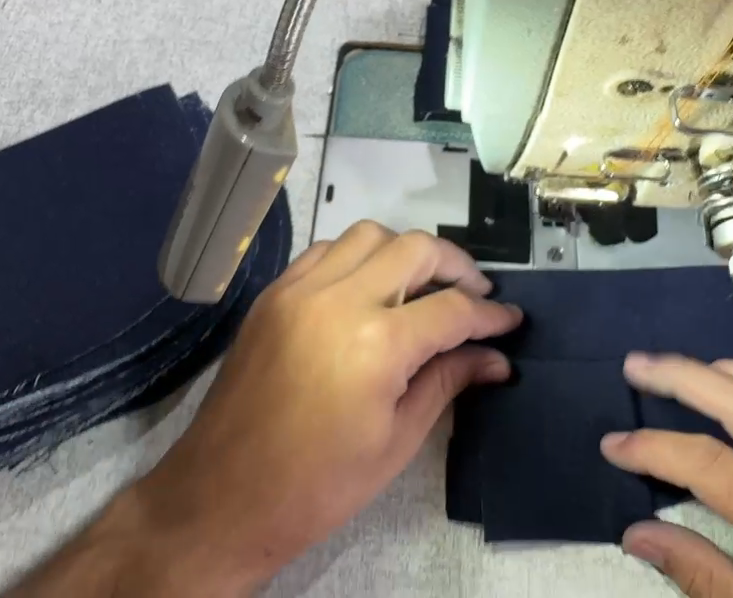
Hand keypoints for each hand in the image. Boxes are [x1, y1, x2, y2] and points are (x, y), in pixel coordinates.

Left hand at [100, 223, 521, 595]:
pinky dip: (358, 257)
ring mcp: (300, 290)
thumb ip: (448, 383)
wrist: (221, 498)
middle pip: (415, 248)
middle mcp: (338, 299)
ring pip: (368, 235)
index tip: (511, 320)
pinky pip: (326, 250)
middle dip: (456, 265)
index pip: (451, 310)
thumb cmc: (318, 486)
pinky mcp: (274, 293)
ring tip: (422, 286)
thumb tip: (496, 358)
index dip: (489, 314)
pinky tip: (369, 287)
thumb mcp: (396, 442)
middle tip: (475, 293)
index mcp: (376, 344)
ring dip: (405, 252)